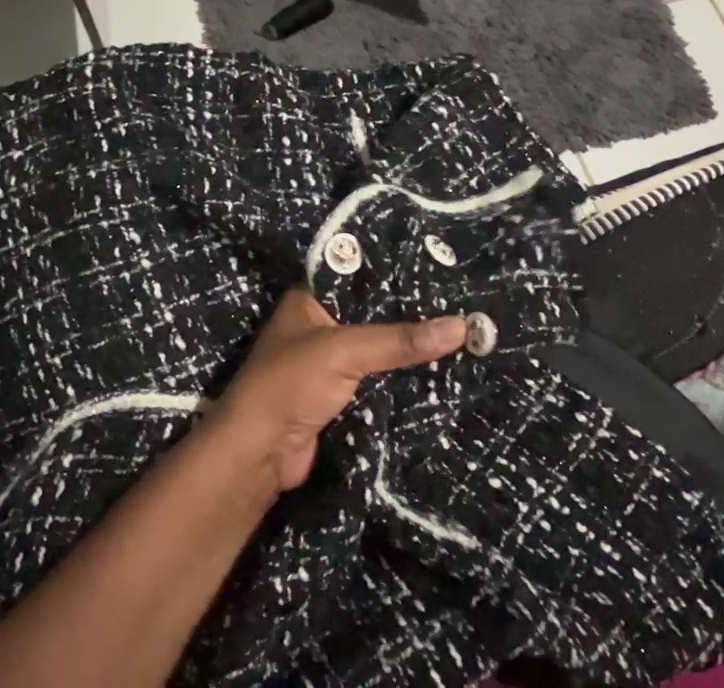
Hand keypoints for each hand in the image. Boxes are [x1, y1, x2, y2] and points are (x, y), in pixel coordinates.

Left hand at [201, 287, 467, 492]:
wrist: (259, 452)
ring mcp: (328, 363)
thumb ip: (399, 338)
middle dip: (412, 316)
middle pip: (373, 314)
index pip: (358, 275)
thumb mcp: (344, 350)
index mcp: (309, 300)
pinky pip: (378, 380)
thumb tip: (462, 325)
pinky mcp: (339, 396)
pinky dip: (403, 379)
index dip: (396, 273)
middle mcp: (319, 326)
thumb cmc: (290, 384)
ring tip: (465, 335)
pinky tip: (443, 372)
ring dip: (410, 350)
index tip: (443, 271)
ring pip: (379, 350)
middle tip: (464, 306)